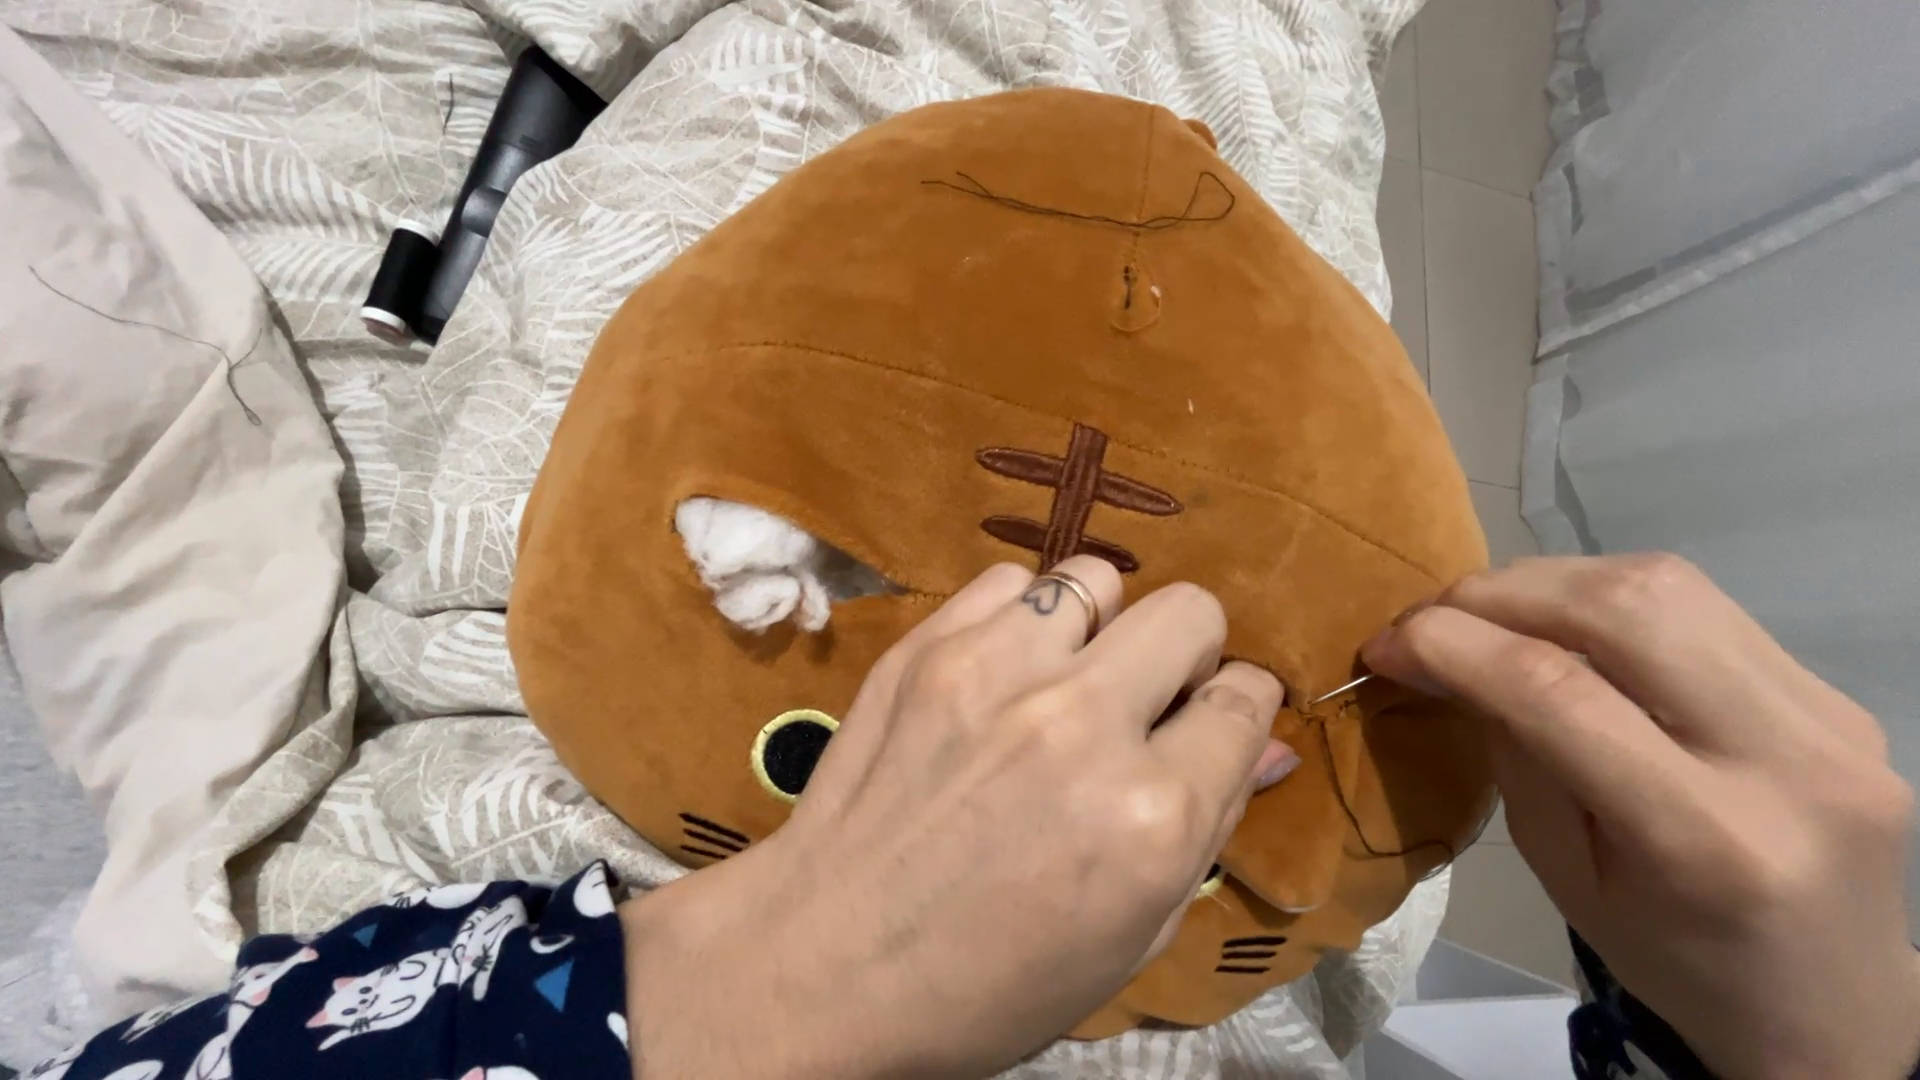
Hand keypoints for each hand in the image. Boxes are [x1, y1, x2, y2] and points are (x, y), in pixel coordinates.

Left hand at [620, 557, 1294, 1079]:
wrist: (828, 957)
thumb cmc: (990, 979)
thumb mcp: (1129, 937)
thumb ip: (1207, 825)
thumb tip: (1263, 745)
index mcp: (1149, 816)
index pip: (1243, 702)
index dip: (1241, 705)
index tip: (1217, 713)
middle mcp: (1080, 724)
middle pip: (1187, 612)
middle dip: (1187, 652)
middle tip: (1146, 694)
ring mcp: (995, 672)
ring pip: (1093, 578)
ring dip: (1099, 626)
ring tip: (1067, 675)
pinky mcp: (926, 648)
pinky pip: (1007, 581)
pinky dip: (1020, 616)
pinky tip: (1002, 667)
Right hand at [1363, 554, 1919, 1079]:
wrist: (1831, 1002)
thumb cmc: (1665, 952)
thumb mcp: (1557, 866)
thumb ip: (1508, 748)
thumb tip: (1440, 655)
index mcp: (1709, 838)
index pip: (1555, 691)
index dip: (1449, 646)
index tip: (1382, 647)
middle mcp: (1791, 759)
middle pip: (1621, 609)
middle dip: (1493, 594)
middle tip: (1426, 619)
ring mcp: (1828, 713)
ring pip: (1661, 583)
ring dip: (1542, 581)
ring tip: (1482, 613)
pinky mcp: (1830, 689)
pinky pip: (1692, 600)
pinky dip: (1594, 593)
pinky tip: (1556, 622)